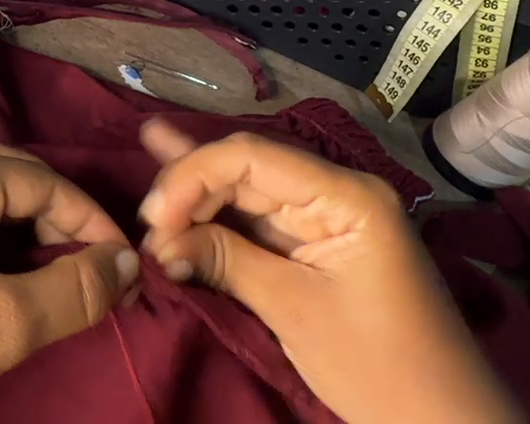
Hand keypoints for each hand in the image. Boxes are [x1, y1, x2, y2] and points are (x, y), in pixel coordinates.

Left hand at [0, 141, 140, 423]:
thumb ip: (76, 289)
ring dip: (34, 231)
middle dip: (65, 223)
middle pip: (18, 181)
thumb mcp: (5, 324)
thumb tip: (128, 262)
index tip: (132, 271)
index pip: (45, 182)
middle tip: (102, 274)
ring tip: (66, 276)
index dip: (94, 224)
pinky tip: (9, 267)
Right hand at [137, 119, 519, 423]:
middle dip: (190, 190)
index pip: (251, 158)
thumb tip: (158, 241)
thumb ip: (225, 260)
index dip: (193, 175)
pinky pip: (254, 216)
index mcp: (345, 195)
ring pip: (243, 189)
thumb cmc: (382, 371)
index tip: (154, 217)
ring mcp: (324, 214)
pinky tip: (172, 163)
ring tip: (148, 204)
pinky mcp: (313, 241)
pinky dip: (215, 212)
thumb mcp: (296, 312)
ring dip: (196, 202)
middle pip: (244, 168)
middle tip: (147, 225)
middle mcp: (333, 190)